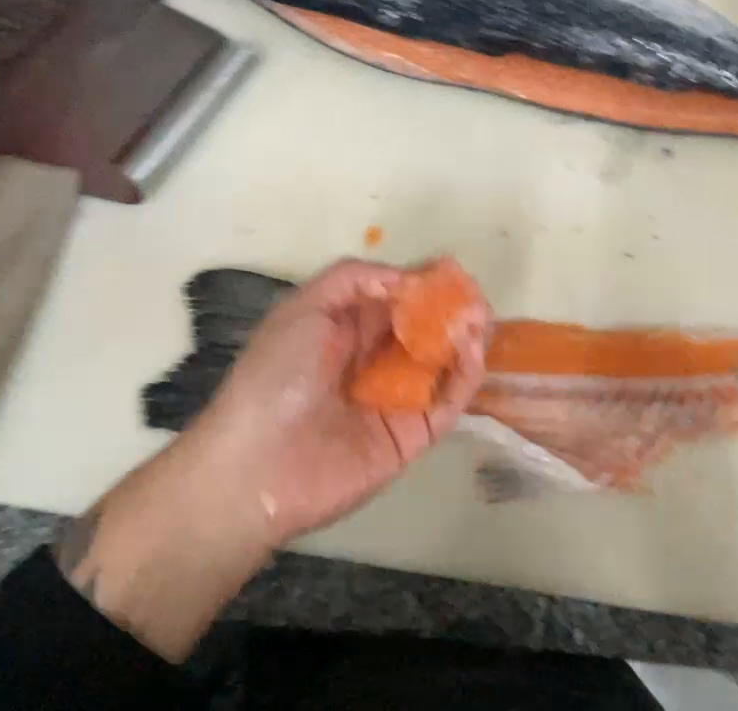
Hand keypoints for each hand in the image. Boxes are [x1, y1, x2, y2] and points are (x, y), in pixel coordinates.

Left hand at [53, 259, 488, 662]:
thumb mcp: (305, 308)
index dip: (425, 283)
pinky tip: (473, 350)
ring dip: (466, 337)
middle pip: (426, 327)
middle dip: (453, 308)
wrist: (257, 467)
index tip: (452, 270)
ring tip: (481, 320)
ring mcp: (397, 398)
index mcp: (346, 328)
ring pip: (444, 361)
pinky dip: (467, 375)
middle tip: (475, 298)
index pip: (396, 298)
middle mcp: (374, 360)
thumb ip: (356, 279)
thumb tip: (411, 277)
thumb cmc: (275, 376)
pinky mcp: (413, 435)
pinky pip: (449, 401)